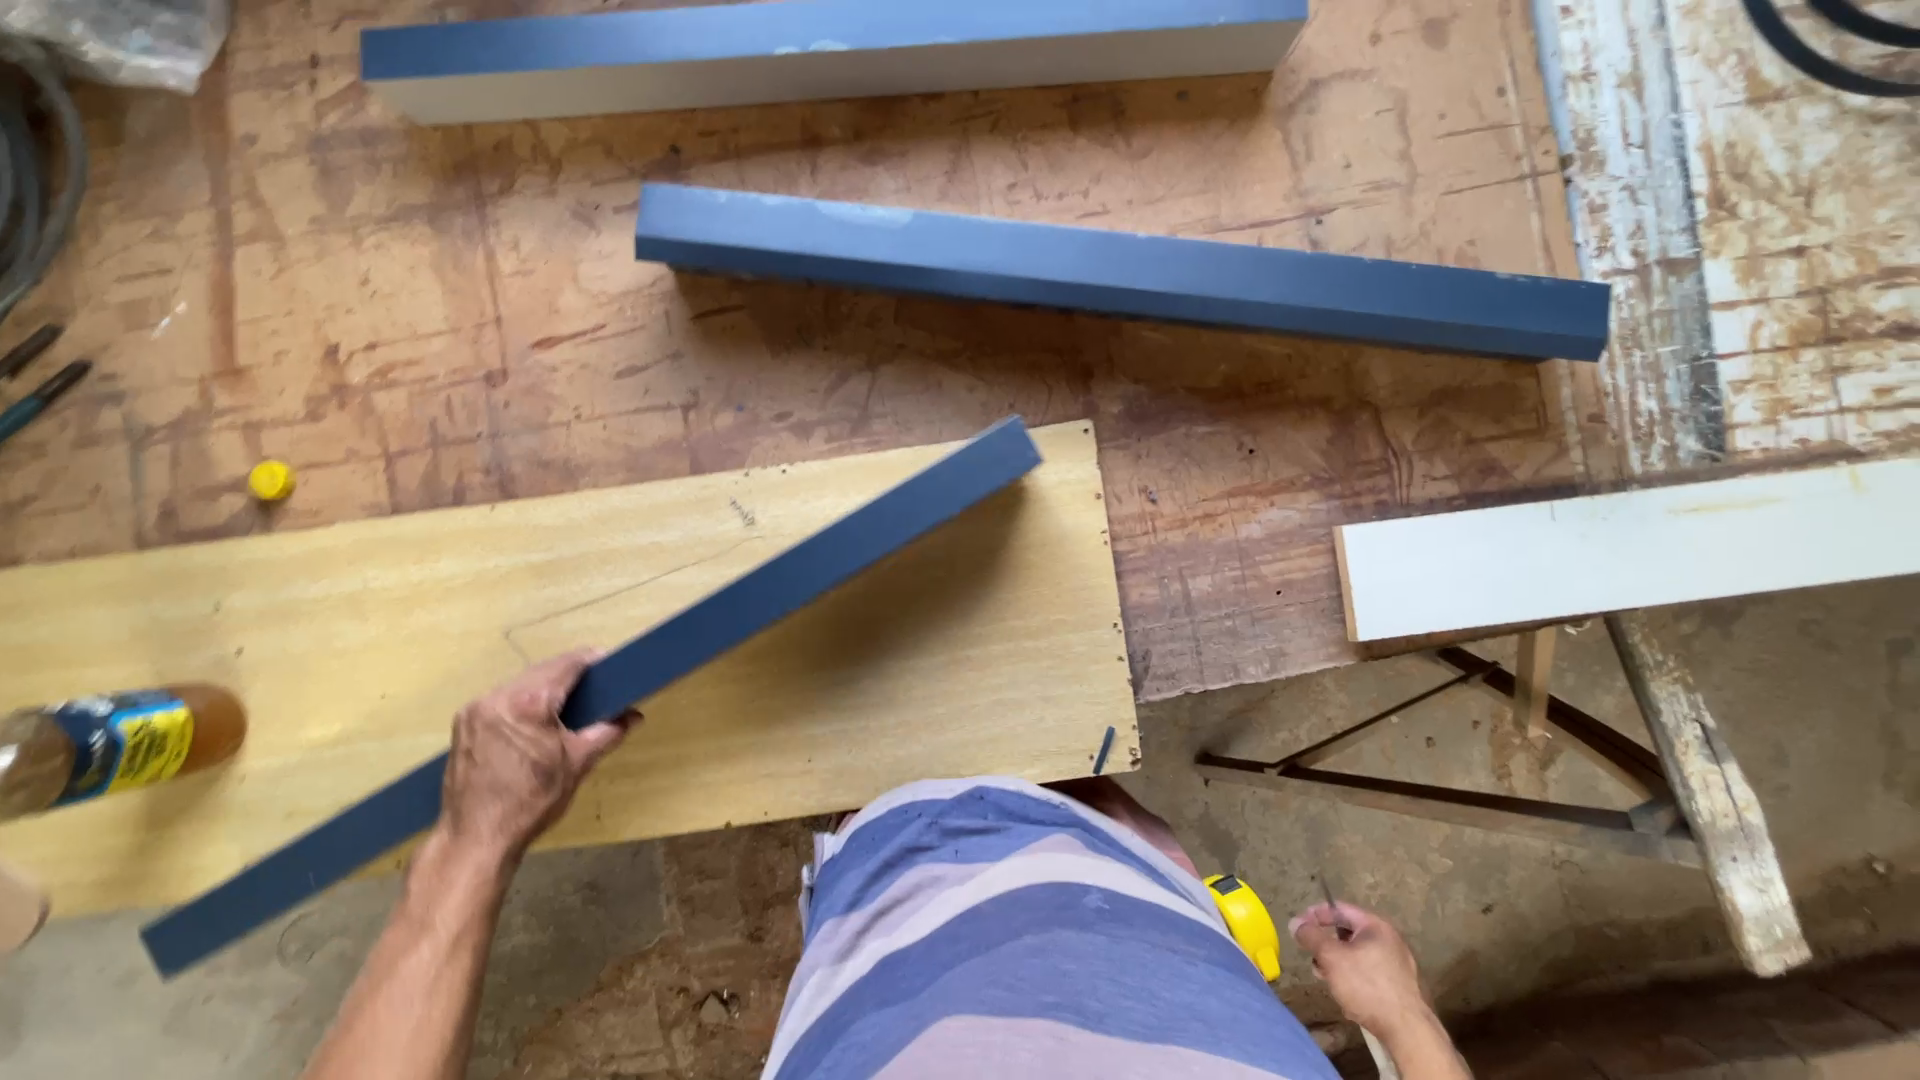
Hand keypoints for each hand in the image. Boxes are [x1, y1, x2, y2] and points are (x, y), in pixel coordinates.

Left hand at [438, 649, 634, 865]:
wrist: (476, 838)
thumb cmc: (531, 801)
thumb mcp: (578, 764)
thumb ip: (608, 732)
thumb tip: (634, 716)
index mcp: (528, 702)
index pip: (567, 664)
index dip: (592, 660)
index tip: (613, 664)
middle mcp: (497, 697)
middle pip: (542, 671)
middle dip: (569, 676)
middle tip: (597, 687)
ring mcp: (475, 710)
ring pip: (520, 684)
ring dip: (545, 688)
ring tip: (569, 704)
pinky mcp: (464, 724)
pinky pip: (502, 700)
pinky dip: (523, 703)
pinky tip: (537, 720)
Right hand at [1289, 901, 1433, 1040]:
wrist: (1406, 1029)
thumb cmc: (1366, 985)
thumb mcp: (1330, 956)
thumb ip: (1310, 936)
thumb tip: (1296, 923)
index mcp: (1375, 926)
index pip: (1339, 909)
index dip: (1315, 914)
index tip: (1299, 926)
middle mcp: (1389, 940)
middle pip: (1348, 933)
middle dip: (1326, 946)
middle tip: (1314, 960)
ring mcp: (1397, 964)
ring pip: (1357, 955)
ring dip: (1338, 964)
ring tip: (1330, 981)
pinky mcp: (1400, 986)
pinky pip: (1369, 972)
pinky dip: (1353, 978)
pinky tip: (1348, 995)